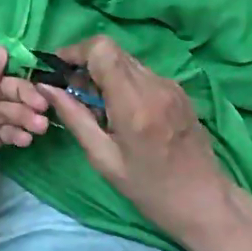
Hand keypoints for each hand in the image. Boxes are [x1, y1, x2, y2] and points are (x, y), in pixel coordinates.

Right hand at [18, 36, 251, 243]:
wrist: (204, 201)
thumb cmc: (149, 189)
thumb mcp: (103, 158)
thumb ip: (74, 117)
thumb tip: (47, 88)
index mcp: (133, 103)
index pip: (102, 50)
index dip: (76, 50)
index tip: (59, 68)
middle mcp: (154, 84)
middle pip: (112, 51)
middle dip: (86, 63)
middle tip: (73, 91)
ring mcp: (169, 84)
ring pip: (126, 61)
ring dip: (104, 73)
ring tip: (96, 106)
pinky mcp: (178, 89)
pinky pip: (141, 73)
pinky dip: (123, 81)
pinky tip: (121, 111)